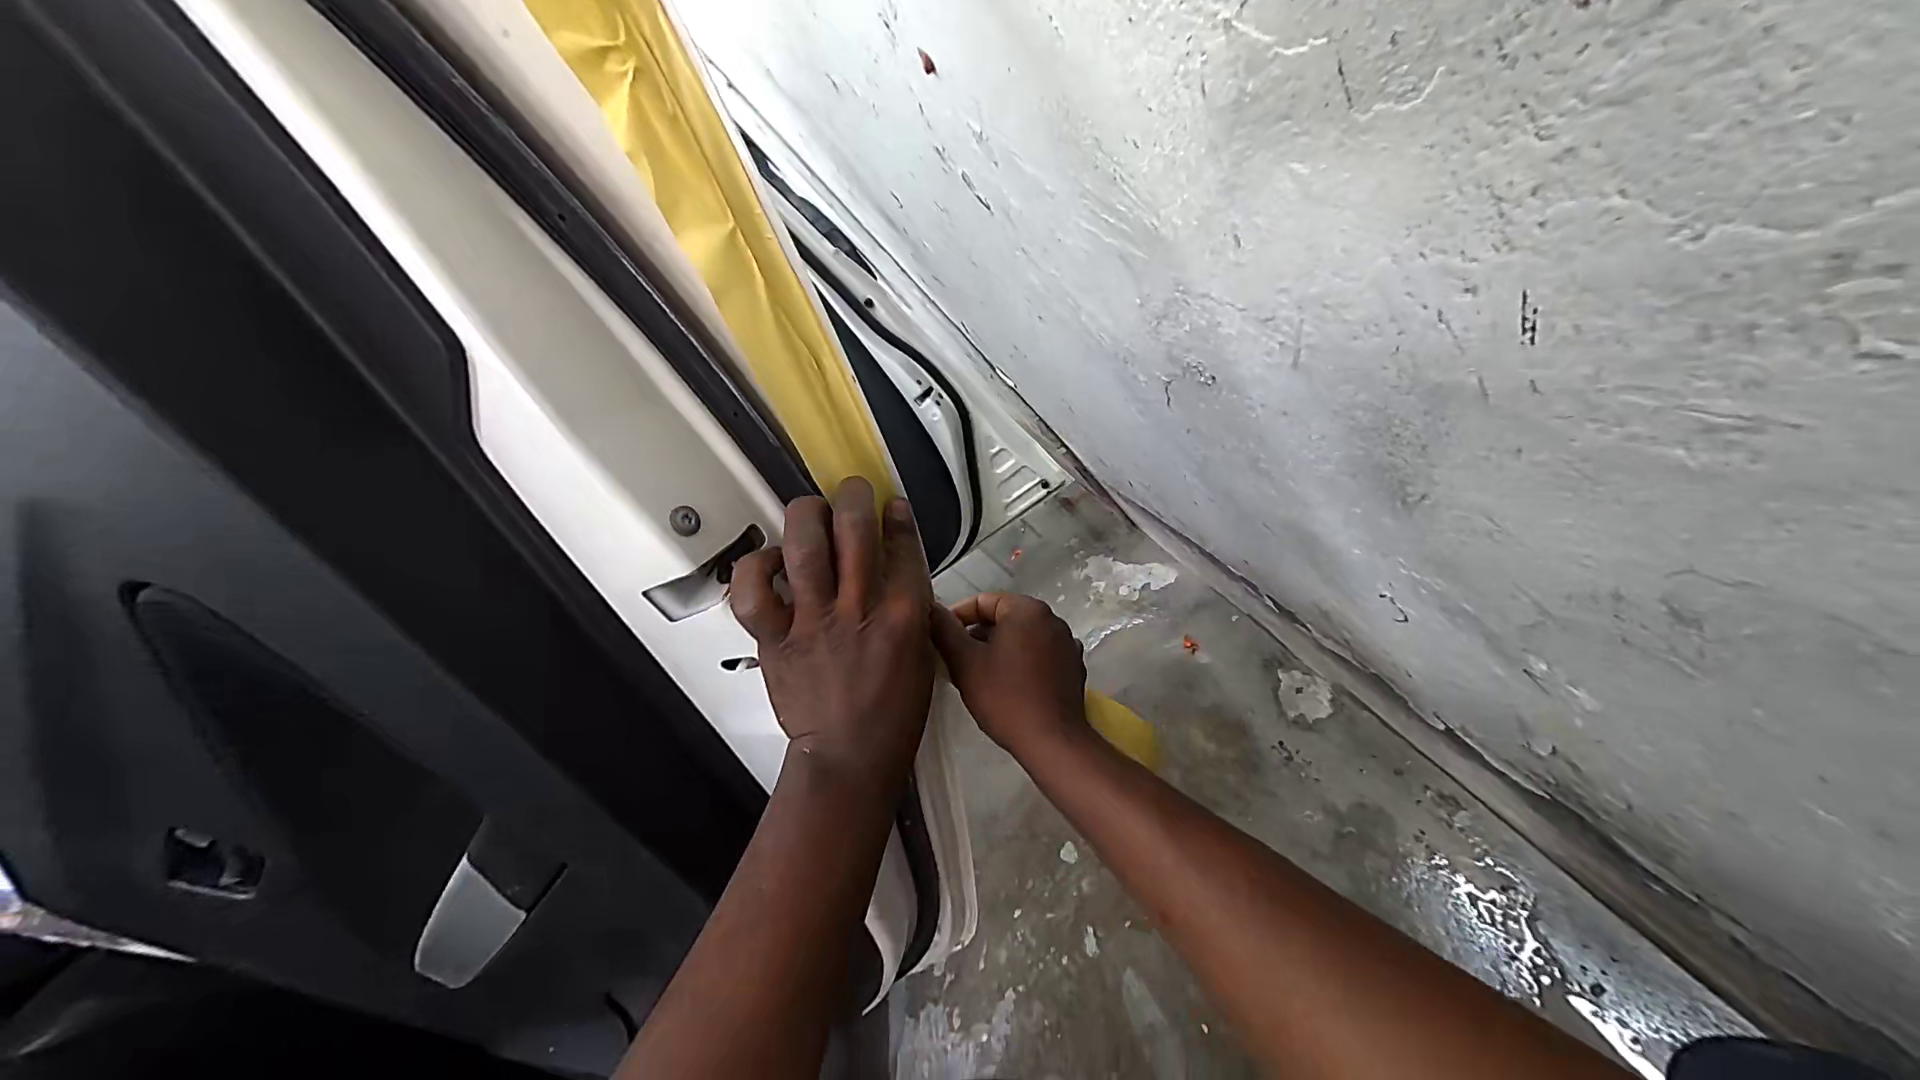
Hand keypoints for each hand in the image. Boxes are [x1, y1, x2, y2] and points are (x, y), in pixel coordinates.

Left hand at [729, 477, 936, 787]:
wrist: (850, 756)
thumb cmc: (894, 711)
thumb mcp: (922, 655)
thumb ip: (912, 609)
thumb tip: (896, 569)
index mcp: (902, 619)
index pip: (902, 548)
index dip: (897, 517)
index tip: (892, 504)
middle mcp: (857, 612)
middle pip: (854, 533)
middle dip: (854, 497)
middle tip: (853, 490)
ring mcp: (812, 625)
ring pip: (804, 549)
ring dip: (808, 516)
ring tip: (813, 510)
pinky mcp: (776, 641)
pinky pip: (754, 593)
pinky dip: (757, 566)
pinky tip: (771, 560)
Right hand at [931, 592, 1089, 759]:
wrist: (1051, 741)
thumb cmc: (1005, 698)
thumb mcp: (965, 662)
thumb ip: (945, 630)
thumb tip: (932, 610)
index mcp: (1027, 610)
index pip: (983, 601)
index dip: (956, 618)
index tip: (942, 640)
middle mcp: (1052, 619)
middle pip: (1004, 617)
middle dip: (978, 635)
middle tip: (957, 660)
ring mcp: (1067, 643)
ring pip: (1022, 637)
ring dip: (998, 649)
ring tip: (979, 675)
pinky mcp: (1073, 667)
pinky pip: (1039, 654)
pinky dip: (1021, 662)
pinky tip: (1009, 685)